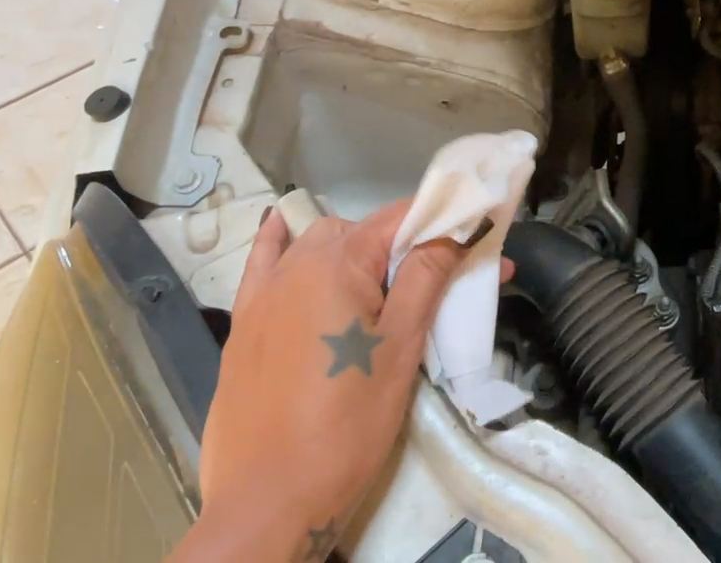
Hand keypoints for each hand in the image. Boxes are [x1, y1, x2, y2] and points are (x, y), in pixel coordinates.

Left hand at [170, 202, 466, 562]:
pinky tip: (284, 227)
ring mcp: (263, 295)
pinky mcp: (244, 325)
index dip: (441, 221)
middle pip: (362, 231)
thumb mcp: (402, 348)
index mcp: (338, 264)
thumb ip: (426, 277)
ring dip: (357, 249)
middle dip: (404, 245)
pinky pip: (262, 264)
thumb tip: (454, 229)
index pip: (399, 218)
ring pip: (319, 244)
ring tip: (384, 288)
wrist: (268, 502)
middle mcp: (296, 266)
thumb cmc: (347, 424)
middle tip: (438, 284)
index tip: (476, 234)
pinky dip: (280, 242)